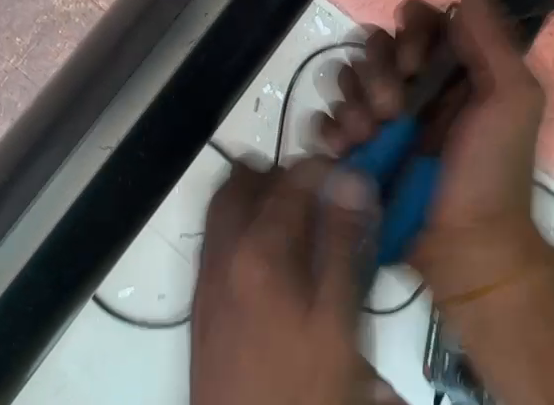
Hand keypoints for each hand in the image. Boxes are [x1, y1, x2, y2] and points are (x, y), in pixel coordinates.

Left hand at [190, 158, 392, 404]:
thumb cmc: (303, 385)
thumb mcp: (338, 319)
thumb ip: (343, 244)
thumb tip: (353, 178)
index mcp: (260, 248)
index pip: (291, 178)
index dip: (324, 170)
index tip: (351, 180)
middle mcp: (222, 250)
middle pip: (243, 181)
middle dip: (282, 176)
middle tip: (320, 195)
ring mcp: (206, 275)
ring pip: (224, 206)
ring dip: (257, 198)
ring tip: (300, 221)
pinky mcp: (200, 302)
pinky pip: (216, 239)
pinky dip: (241, 227)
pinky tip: (274, 258)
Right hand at [316, 0, 550, 294]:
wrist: (465, 251)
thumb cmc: (493, 171)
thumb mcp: (509, 96)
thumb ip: (489, 30)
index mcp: (453, 67)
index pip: (416, 20)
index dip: (409, 33)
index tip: (416, 63)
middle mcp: (414, 84)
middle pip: (374, 45)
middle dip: (378, 74)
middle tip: (394, 112)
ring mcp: (381, 118)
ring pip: (345, 78)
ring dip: (354, 103)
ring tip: (369, 138)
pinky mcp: (355, 150)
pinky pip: (326, 119)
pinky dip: (331, 130)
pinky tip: (347, 152)